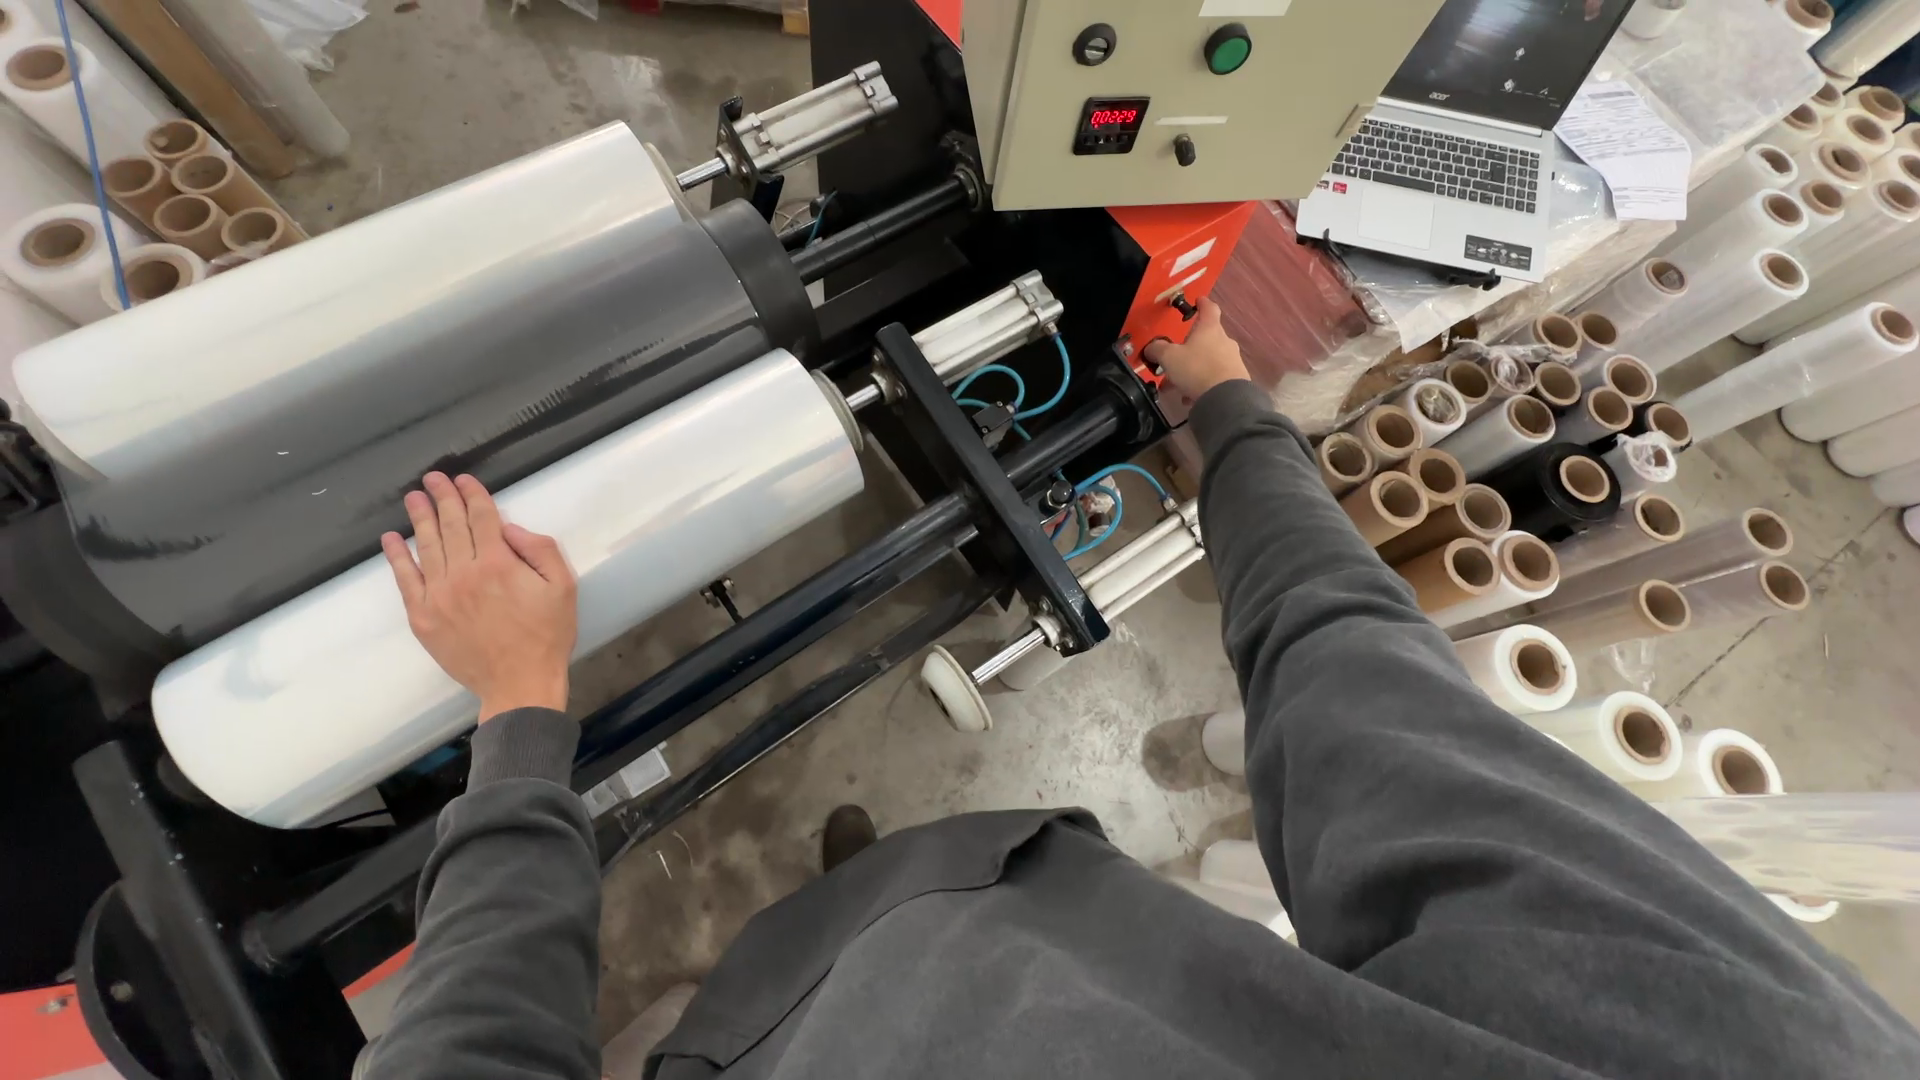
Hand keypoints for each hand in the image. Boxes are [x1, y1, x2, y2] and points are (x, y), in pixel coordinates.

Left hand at [382, 472, 577, 722]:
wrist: (519, 682)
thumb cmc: (548, 635)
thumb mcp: (564, 587)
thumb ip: (541, 551)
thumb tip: (509, 529)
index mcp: (498, 564)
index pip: (482, 519)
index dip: (472, 495)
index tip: (463, 479)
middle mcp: (463, 574)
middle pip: (450, 527)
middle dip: (442, 498)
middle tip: (433, 478)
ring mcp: (438, 595)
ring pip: (425, 547)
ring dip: (419, 518)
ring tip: (414, 497)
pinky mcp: (422, 616)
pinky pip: (405, 580)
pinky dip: (396, 557)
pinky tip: (392, 540)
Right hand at [1143, 298, 1249, 402]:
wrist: (1225, 397)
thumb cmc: (1196, 369)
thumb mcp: (1169, 357)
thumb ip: (1157, 349)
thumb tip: (1151, 348)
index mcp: (1209, 329)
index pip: (1209, 308)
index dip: (1202, 303)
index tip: (1198, 301)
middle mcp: (1224, 341)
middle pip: (1205, 338)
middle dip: (1187, 348)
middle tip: (1173, 359)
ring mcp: (1232, 360)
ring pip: (1207, 360)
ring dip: (1191, 370)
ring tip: (1177, 386)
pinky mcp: (1235, 378)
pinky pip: (1214, 377)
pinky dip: (1201, 383)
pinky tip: (1190, 397)